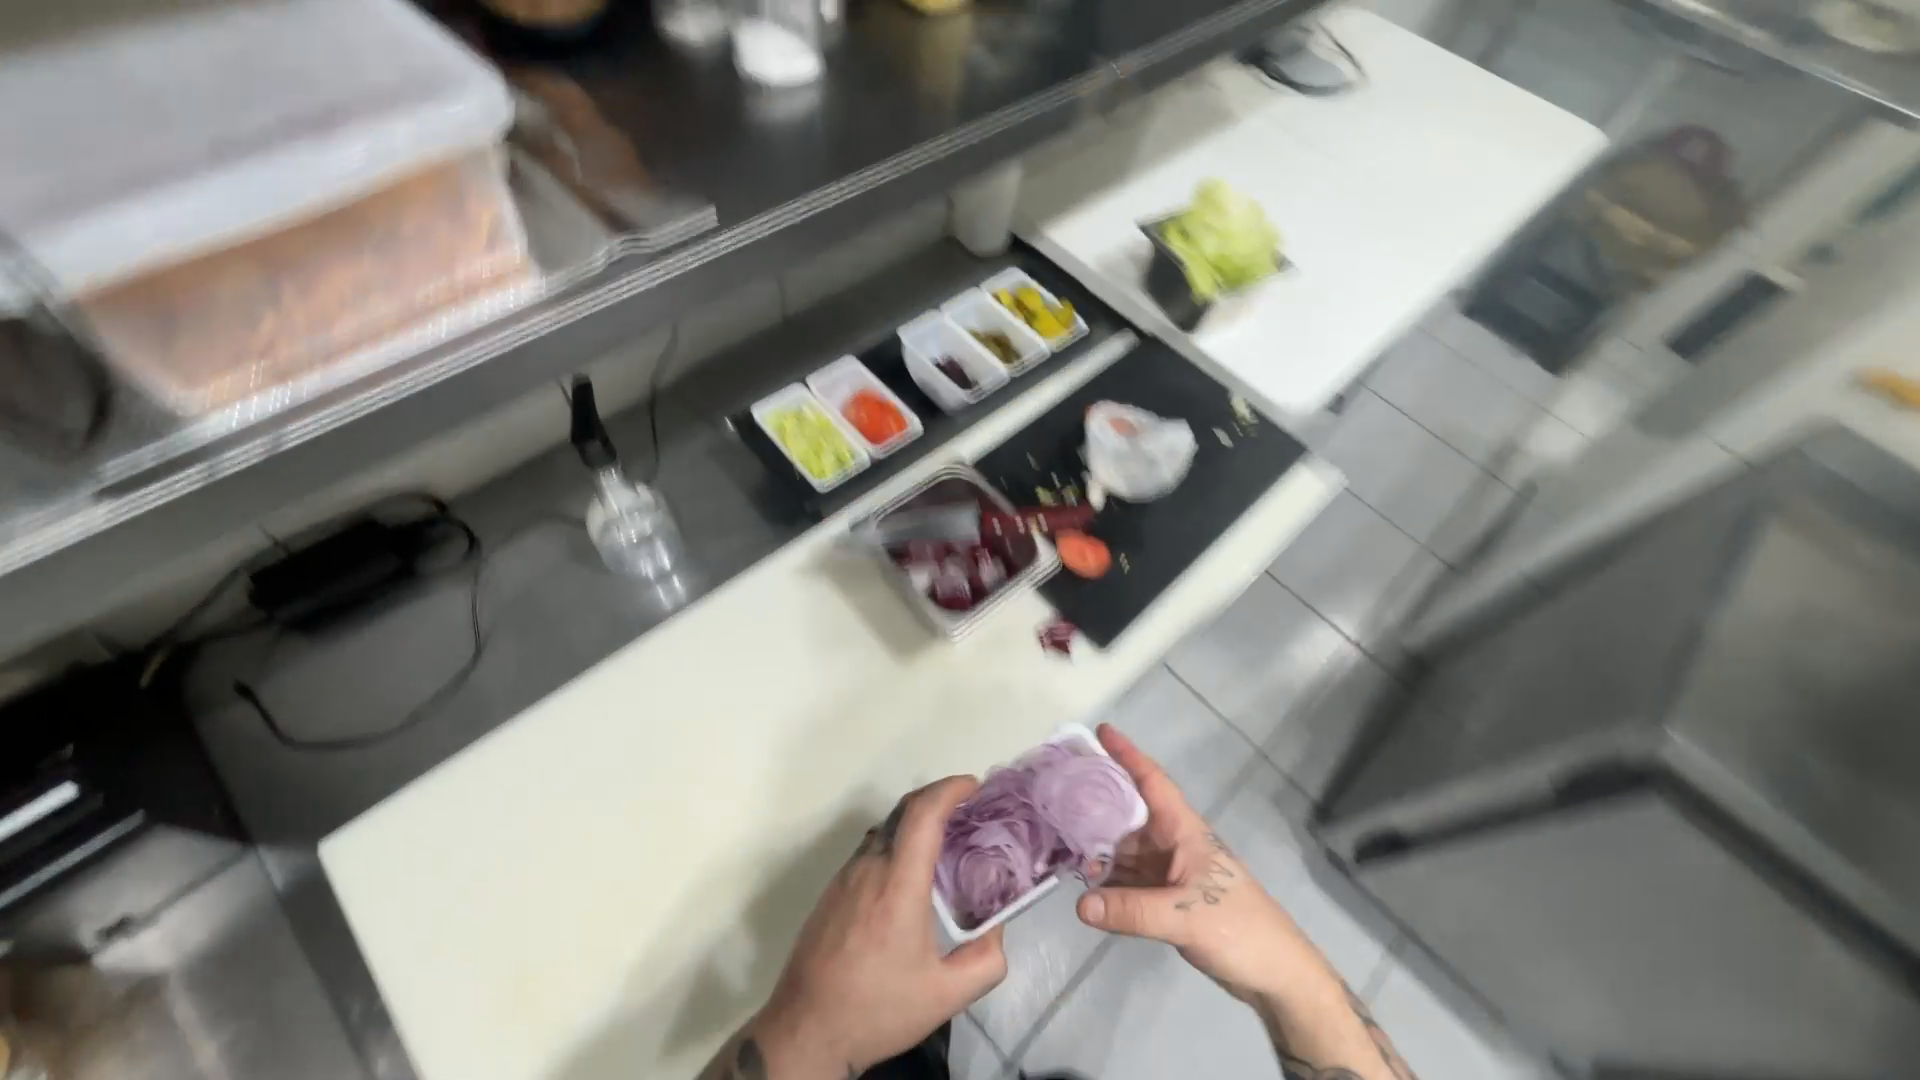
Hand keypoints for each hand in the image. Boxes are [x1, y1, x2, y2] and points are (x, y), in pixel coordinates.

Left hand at [749, 777, 1008, 1078]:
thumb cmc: (877, 1010)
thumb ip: (986, 961)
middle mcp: (868, 869)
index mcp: (898, 885)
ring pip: (885, 831)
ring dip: (916, 823)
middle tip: (968, 807)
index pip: (923, 814)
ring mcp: (844, 878)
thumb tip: (998, 930)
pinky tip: (911, 875)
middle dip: (938, 797)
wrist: (806, 1031)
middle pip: (903, 812)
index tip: (973, 786)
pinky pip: (869, 852)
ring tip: (946, 840)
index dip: (949, 789)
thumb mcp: (945, 996)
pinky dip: (897, 844)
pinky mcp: (831, 893)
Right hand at [1075, 724, 1337, 1002]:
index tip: (1101, 731)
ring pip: (1128, 852)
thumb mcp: (1183, 916)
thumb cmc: (1239, 929)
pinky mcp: (1171, 900)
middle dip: (1098, 808)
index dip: (1128, 754)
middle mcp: (1175, 845)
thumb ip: (1131, 910)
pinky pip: (1131, 881)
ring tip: (1063, 848)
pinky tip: (1087, 889)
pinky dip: (1110, 883)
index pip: (1152, 782)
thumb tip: (1079, 905)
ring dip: (1100, 852)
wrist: (1278, 974)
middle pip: (1130, 817)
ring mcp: (1173, 874)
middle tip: (1059, 799)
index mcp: (1184, 832)